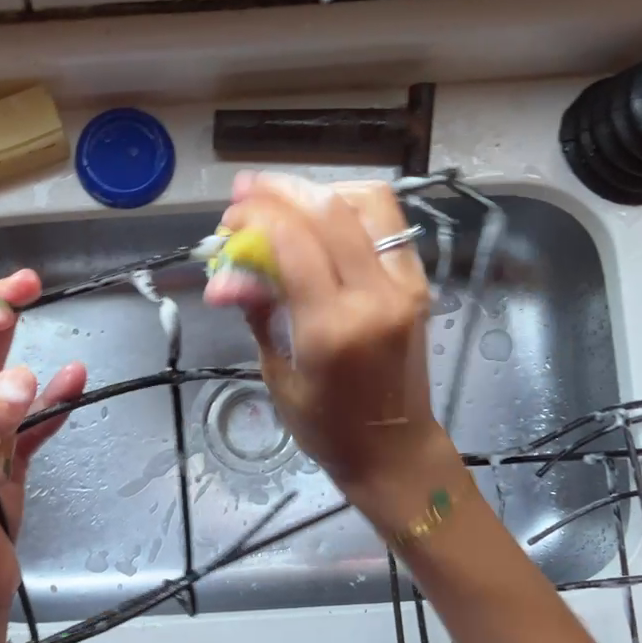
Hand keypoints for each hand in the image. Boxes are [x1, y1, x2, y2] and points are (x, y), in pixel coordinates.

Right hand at [204, 172, 459, 527]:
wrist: (394, 450)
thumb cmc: (327, 428)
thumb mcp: (279, 374)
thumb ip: (259, 312)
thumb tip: (224, 275)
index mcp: (331, 328)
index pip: (293, 241)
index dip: (256, 216)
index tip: (229, 215)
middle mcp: (374, 298)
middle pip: (328, 211)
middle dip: (279, 193)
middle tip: (245, 195)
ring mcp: (403, 287)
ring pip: (367, 203)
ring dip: (320, 191)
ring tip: (286, 201)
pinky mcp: (417, 284)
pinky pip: (387, 225)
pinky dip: (351, 210)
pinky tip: (321, 220)